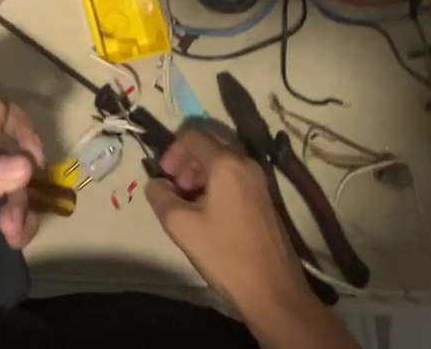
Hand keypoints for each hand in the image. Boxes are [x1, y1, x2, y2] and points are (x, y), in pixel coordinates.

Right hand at [146, 129, 308, 315]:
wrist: (274, 294)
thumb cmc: (225, 255)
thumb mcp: (181, 225)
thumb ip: (160, 196)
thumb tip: (156, 183)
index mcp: (227, 164)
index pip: (193, 137)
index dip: (172, 151)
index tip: (164, 176)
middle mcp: (246, 165)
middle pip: (210, 144)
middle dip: (187, 159)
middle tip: (174, 184)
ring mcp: (259, 182)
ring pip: (223, 160)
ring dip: (200, 171)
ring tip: (187, 200)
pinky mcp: (265, 200)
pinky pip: (235, 176)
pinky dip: (216, 182)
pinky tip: (207, 211)